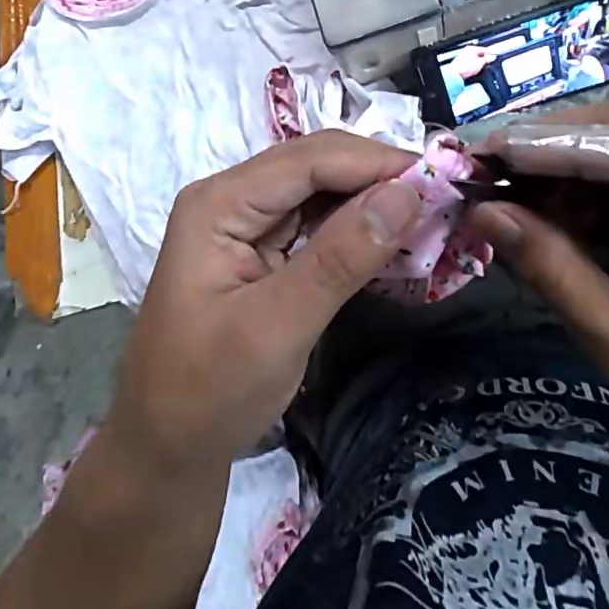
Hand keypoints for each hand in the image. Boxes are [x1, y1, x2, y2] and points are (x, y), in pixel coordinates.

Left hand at [104, 131, 422, 472]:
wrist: (166, 449)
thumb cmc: (208, 394)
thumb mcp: (277, 328)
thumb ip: (340, 258)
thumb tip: (407, 194)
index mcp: (219, 204)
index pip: (309, 159)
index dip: (375, 162)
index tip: (439, 178)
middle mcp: (233, 198)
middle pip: (317, 164)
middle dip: (379, 176)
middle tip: (442, 198)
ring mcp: (248, 221)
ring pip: (324, 188)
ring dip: (374, 198)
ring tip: (429, 213)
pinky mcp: (265, 246)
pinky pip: (321, 220)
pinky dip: (360, 225)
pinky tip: (394, 237)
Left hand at [443, 45, 491, 80]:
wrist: (455, 73)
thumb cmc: (466, 66)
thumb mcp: (480, 62)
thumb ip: (488, 59)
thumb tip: (493, 57)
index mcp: (472, 48)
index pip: (484, 49)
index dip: (490, 53)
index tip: (495, 56)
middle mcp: (467, 51)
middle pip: (479, 54)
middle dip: (485, 58)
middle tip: (490, 63)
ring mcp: (464, 57)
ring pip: (475, 58)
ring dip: (480, 62)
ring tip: (483, 67)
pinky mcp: (462, 63)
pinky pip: (471, 63)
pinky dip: (474, 65)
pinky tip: (476, 69)